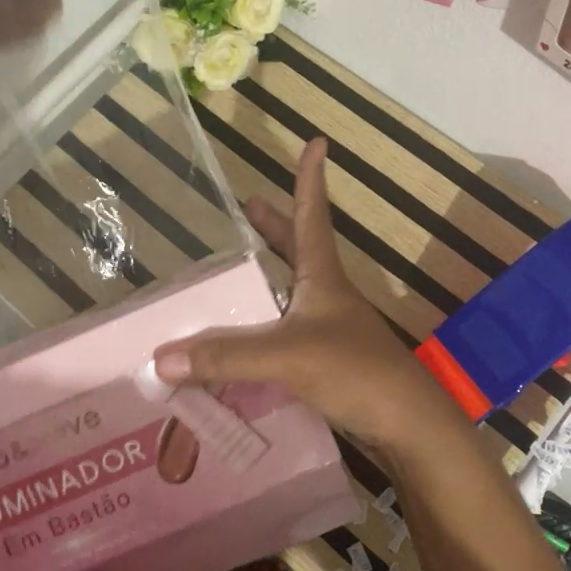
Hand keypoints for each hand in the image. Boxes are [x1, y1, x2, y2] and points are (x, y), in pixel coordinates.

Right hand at [152, 139, 465, 458]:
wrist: (409, 427)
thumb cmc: (356, 372)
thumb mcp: (287, 356)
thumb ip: (226, 356)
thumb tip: (161, 359)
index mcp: (323, 279)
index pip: (312, 218)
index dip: (309, 181)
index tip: (316, 143)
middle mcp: (328, 299)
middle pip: (301, 251)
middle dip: (276, 229)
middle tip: (252, 207)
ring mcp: (332, 333)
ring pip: (292, 297)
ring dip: (267, 284)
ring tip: (235, 281)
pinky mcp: (331, 368)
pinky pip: (287, 340)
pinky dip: (264, 335)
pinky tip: (244, 349)